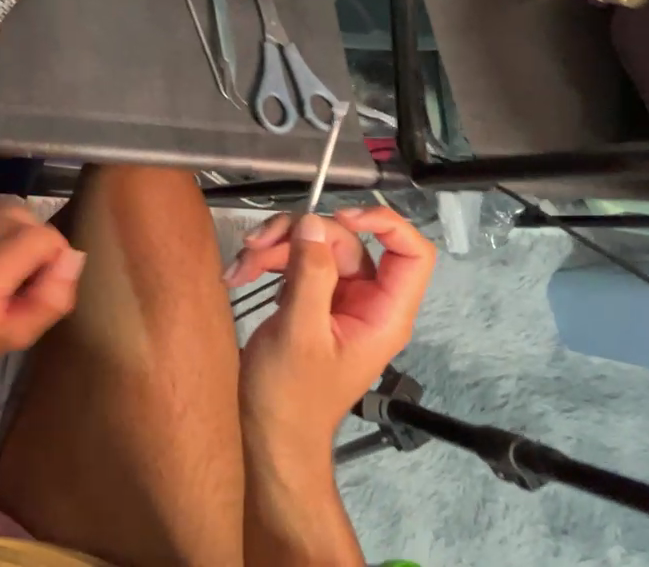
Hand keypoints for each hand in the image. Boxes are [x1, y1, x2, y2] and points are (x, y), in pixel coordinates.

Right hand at [234, 207, 435, 455]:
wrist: (266, 431)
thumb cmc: (290, 394)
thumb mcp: (300, 333)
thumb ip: (310, 275)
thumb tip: (311, 223)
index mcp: (383, 312)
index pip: (410, 253)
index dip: (383, 223)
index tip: (337, 216)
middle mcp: (364, 299)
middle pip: (343, 240)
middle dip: (297, 236)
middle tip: (255, 245)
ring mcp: (334, 297)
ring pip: (312, 245)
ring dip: (271, 247)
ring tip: (239, 266)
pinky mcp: (306, 298)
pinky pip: (291, 261)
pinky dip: (263, 260)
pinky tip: (238, 273)